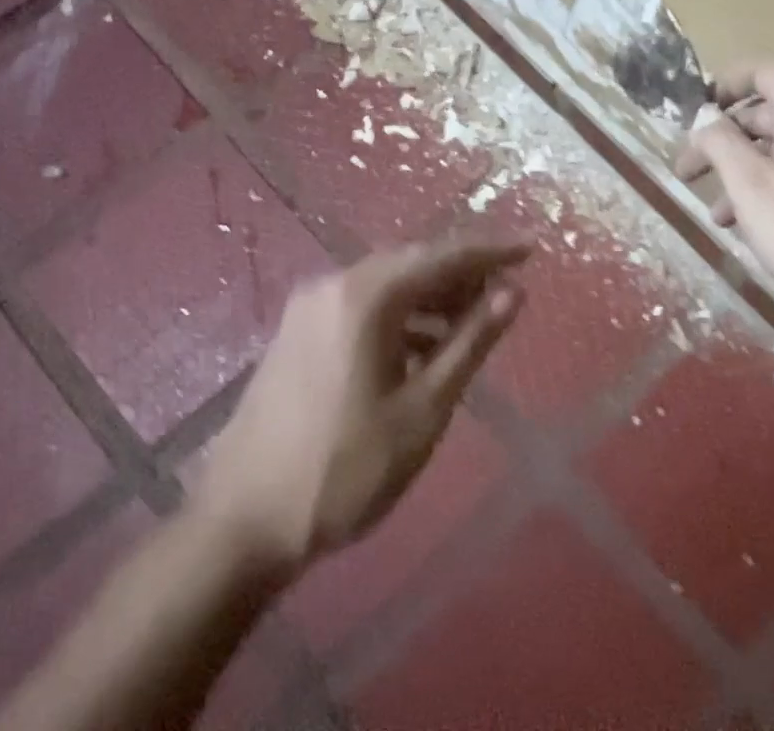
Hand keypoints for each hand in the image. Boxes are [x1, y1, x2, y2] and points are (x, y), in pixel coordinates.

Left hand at [189, 236, 528, 569]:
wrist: (242, 524)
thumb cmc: (347, 468)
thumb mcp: (424, 407)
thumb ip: (471, 342)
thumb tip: (513, 292)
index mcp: (365, 298)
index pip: (442, 255)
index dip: (491, 251)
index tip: (532, 249)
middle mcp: (331, 288)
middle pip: (412, 263)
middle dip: (463, 274)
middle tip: (508, 293)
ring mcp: (306, 312)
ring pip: (386, 286)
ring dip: (433, 298)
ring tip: (474, 325)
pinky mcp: (295, 338)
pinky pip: (361, 309)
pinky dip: (402, 318)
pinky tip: (426, 350)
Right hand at [675, 55, 773, 305]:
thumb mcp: (750, 185)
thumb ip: (720, 143)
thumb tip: (705, 119)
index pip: (765, 69)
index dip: (727, 80)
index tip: (697, 108)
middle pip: (767, 113)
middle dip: (722, 138)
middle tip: (687, 169)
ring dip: (740, 171)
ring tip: (714, 212)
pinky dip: (766, 190)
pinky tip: (747, 227)